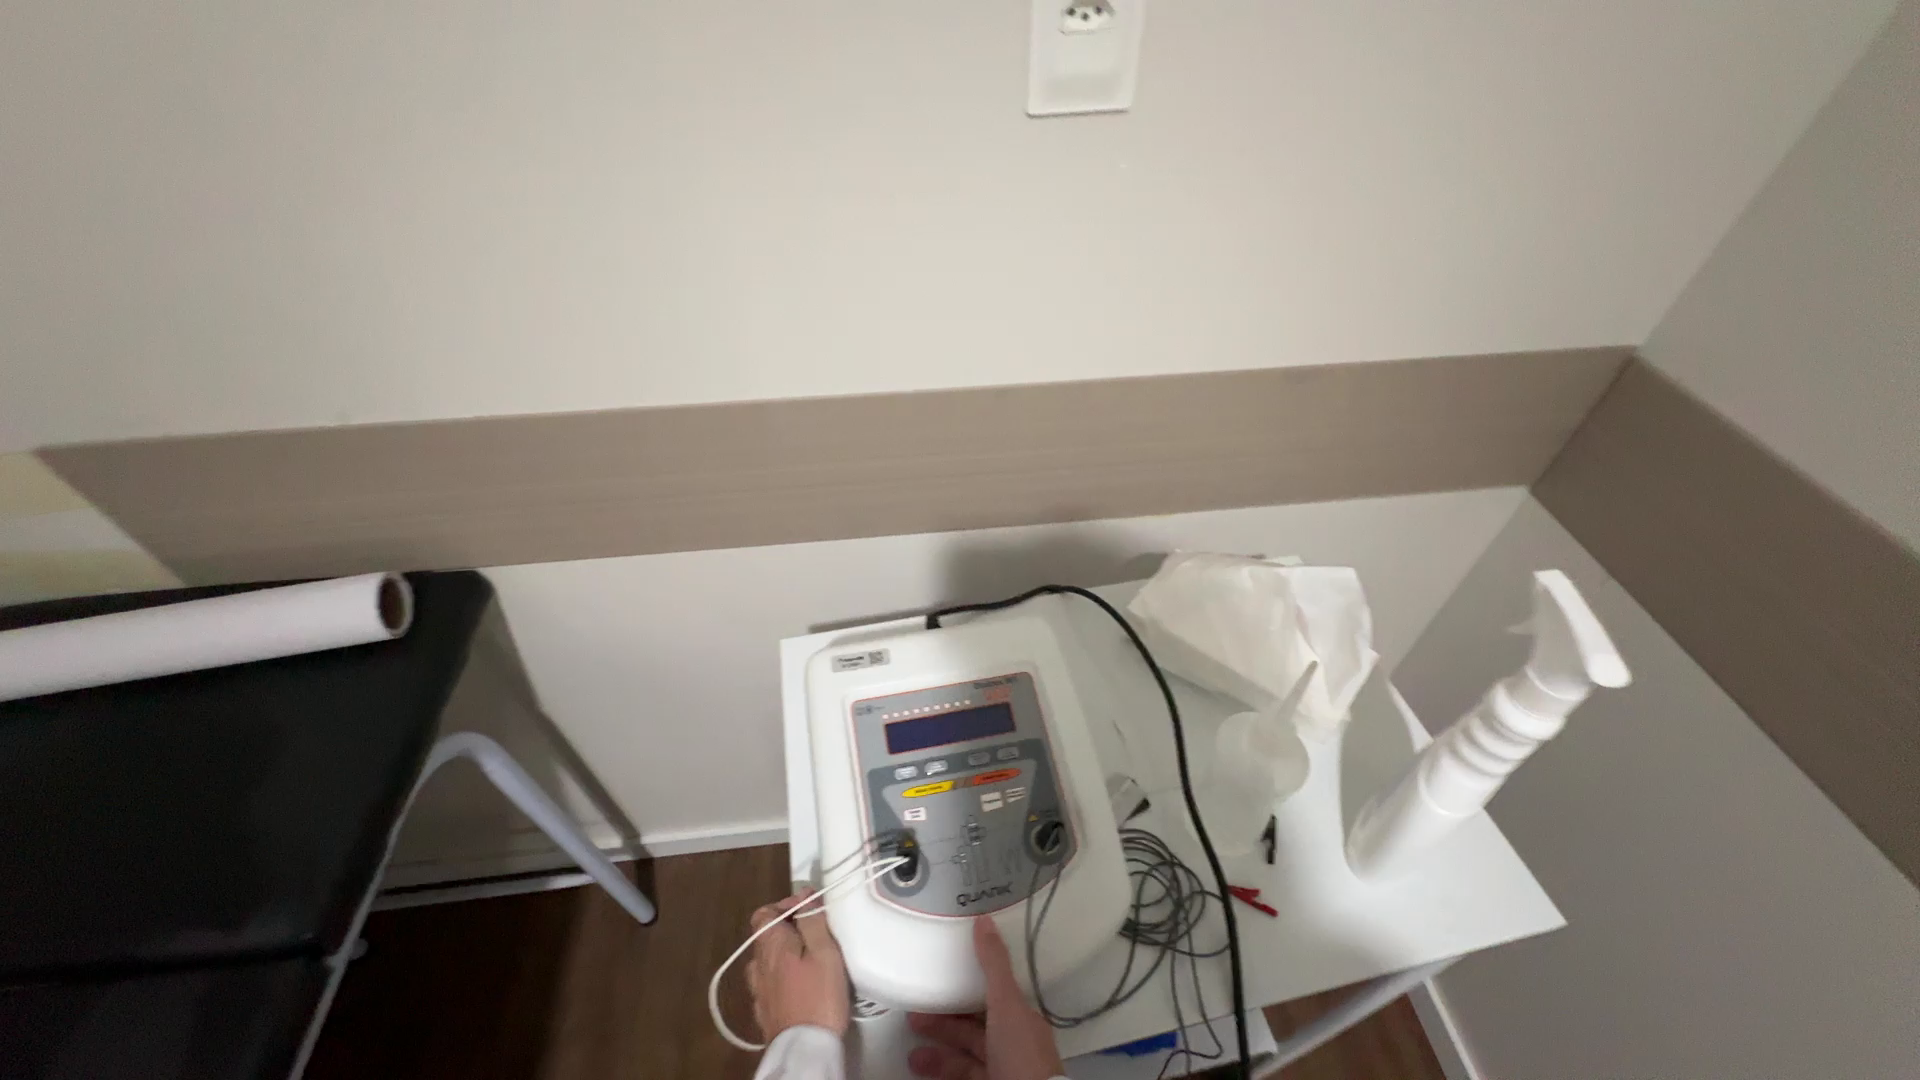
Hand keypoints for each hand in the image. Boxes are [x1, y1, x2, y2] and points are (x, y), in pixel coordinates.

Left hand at [747, 891, 851, 1040]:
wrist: (804, 1050)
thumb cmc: (817, 995)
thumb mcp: (824, 950)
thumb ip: (812, 919)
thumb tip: (804, 895)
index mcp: (769, 944)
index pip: (764, 912)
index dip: (785, 904)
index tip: (810, 909)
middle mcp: (757, 964)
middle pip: (766, 936)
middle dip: (789, 929)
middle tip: (816, 932)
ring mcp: (758, 991)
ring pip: (767, 961)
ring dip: (785, 954)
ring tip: (810, 958)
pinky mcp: (764, 1012)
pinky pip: (770, 984)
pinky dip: (783, 977)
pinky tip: (801, 984)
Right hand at [907, 917, 1065, 1079]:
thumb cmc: (1022, 1054)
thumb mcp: (1006, 1002)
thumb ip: (994, 964)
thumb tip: (985, 922)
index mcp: (1021, 1018)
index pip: (990, 998)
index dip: (964, 990)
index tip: (940, 982)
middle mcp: (1013, 1043)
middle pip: (974, 1027)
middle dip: (944, 1021)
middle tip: (915, 1016)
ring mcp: (1002, 1068)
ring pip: (966, 1054)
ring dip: (938, 1050)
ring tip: (912, 1051)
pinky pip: (963, 1075)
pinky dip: (942, 1070)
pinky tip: (923, 1068)